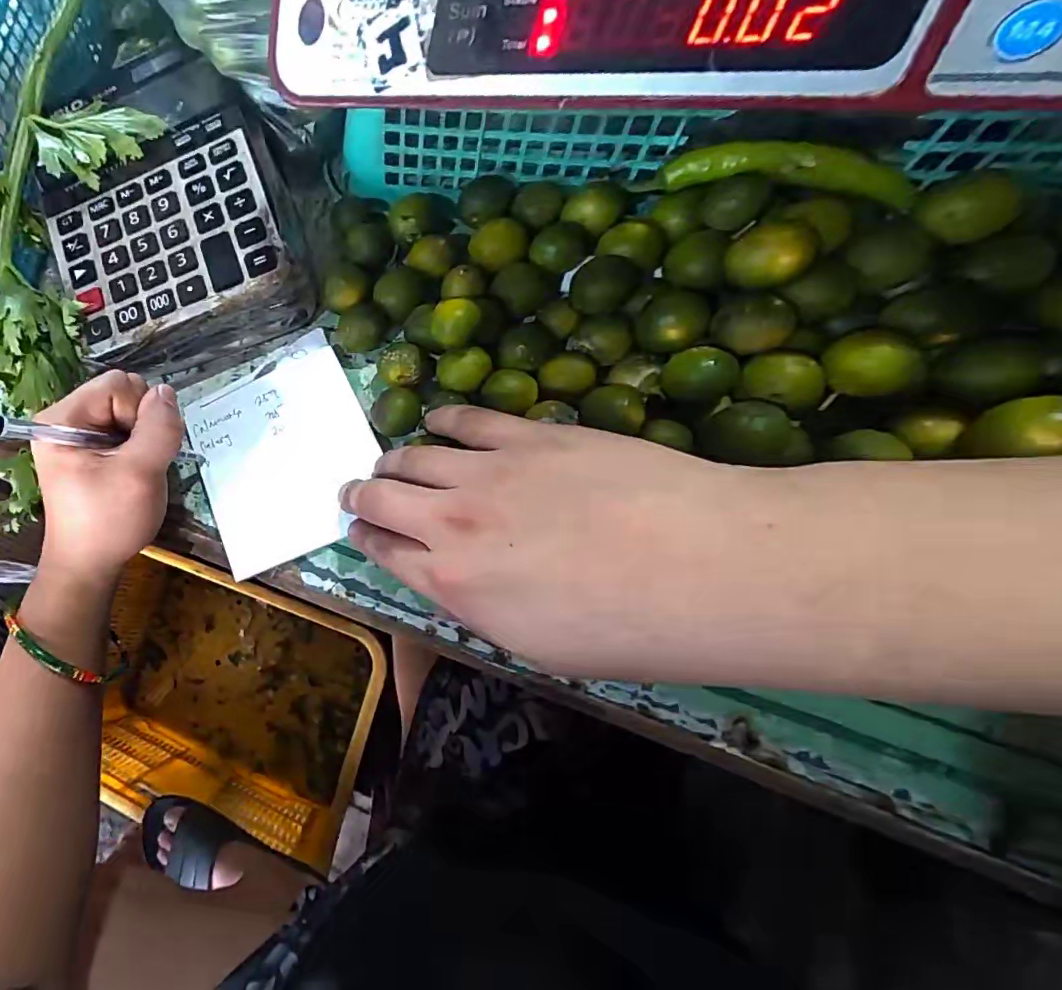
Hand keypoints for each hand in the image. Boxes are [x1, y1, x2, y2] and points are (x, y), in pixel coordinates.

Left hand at [33, 370, 183, 581]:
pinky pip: (126, 428)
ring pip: (129, 410)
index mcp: (62, 418)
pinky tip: (133, 473)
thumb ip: (158, 428)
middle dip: (142, 424)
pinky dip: (138, 447)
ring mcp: (77, 434)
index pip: (118, 384)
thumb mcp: (139, 473)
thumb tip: (167, 393)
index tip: (135, 453)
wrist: (88, 566)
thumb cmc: (107, 523)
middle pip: (123, 392)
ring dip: (144, 438)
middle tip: (137, 463)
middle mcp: (65, 419)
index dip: (138, 413)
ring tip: (135, 471)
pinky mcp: (89, 449)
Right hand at [340, 406, 774, 673]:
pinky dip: (441, 420)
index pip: (382, 549)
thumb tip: (453, 578)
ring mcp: (485, 471)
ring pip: (412, 454)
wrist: (706, 568)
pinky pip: (466, 418)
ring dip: (392, 460)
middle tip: (355, 491)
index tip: (359, 528)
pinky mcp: (526, 435)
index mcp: (448, 580)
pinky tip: (436, 420)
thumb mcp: (532, 644)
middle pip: (379, 495)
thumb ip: (475, 605)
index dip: (364, 535)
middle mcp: (450, 520)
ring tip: (391, 460)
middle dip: (358, 493)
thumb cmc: (625, 630)